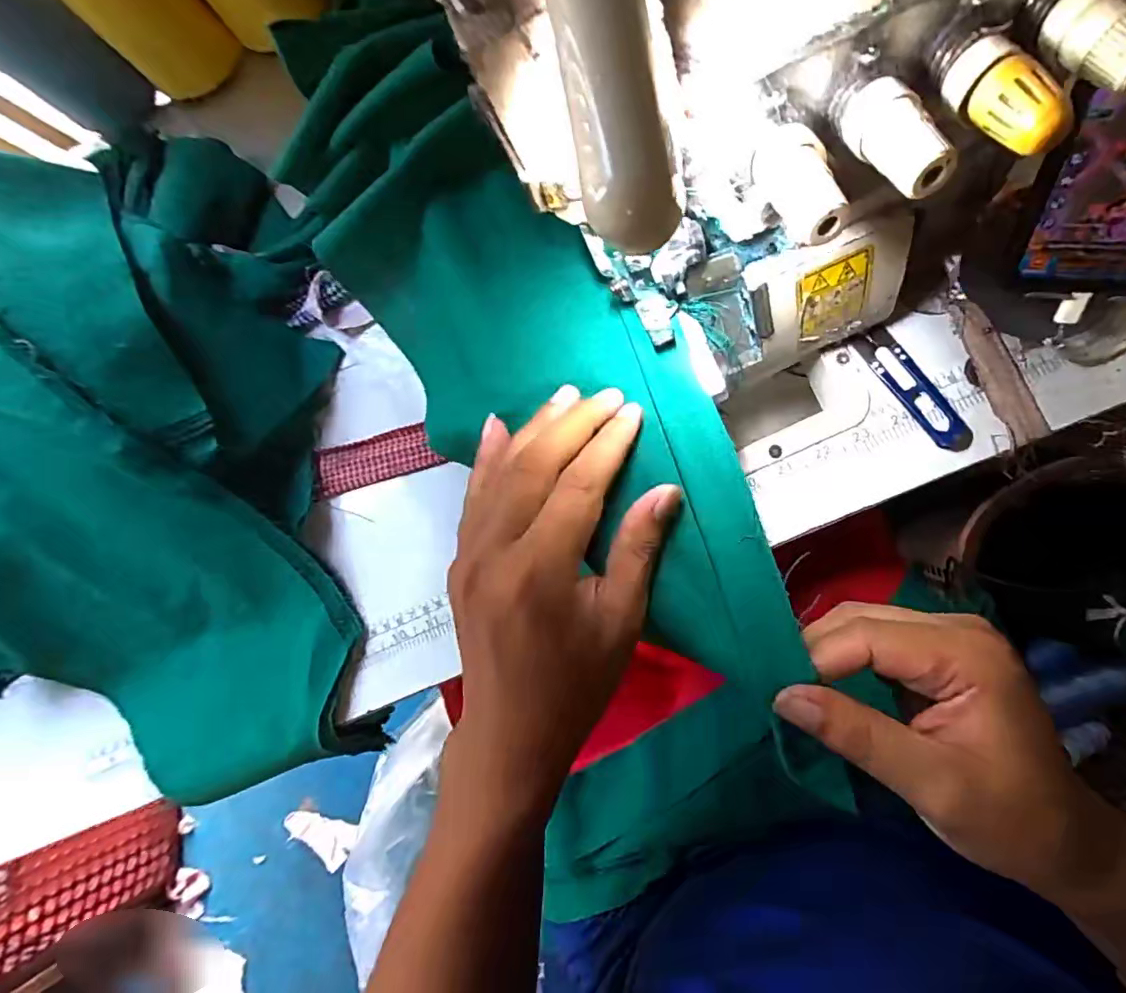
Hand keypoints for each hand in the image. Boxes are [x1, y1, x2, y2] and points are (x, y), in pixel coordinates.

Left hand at [443, 385, 681, 816]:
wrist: (510, 732)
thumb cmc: (577, 684)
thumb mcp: (621, 622)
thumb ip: (638, 550)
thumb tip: (665, 490)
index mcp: (540, 570)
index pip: (577, 487)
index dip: (607, 445)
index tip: (631, 412)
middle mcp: (496, 552)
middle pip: (535, 469)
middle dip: (572, 425)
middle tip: (604, 394)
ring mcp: (469, 555)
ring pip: (500, 475)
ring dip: (533, 430)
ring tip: (563, 396)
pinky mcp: (460, 562)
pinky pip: (473, 498)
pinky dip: (488, 459)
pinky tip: (498, 427)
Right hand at [773, 603, 1125, 899]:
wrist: (1064, 839)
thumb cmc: (1007, 819)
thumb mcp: (929, 783)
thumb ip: (857, 734)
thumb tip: (784, 697)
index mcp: (964, 652)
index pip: (868, 635)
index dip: (816, 658)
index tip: (774, 693)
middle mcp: (958, 627)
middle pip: (863, 618)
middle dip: (813, 649)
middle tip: (774, 687)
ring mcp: (952, 635)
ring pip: (865, 623)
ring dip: (825, 651)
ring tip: (791, 685)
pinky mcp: (942, 651)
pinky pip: (879, 640)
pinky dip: (845, 659)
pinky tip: (822, 682)